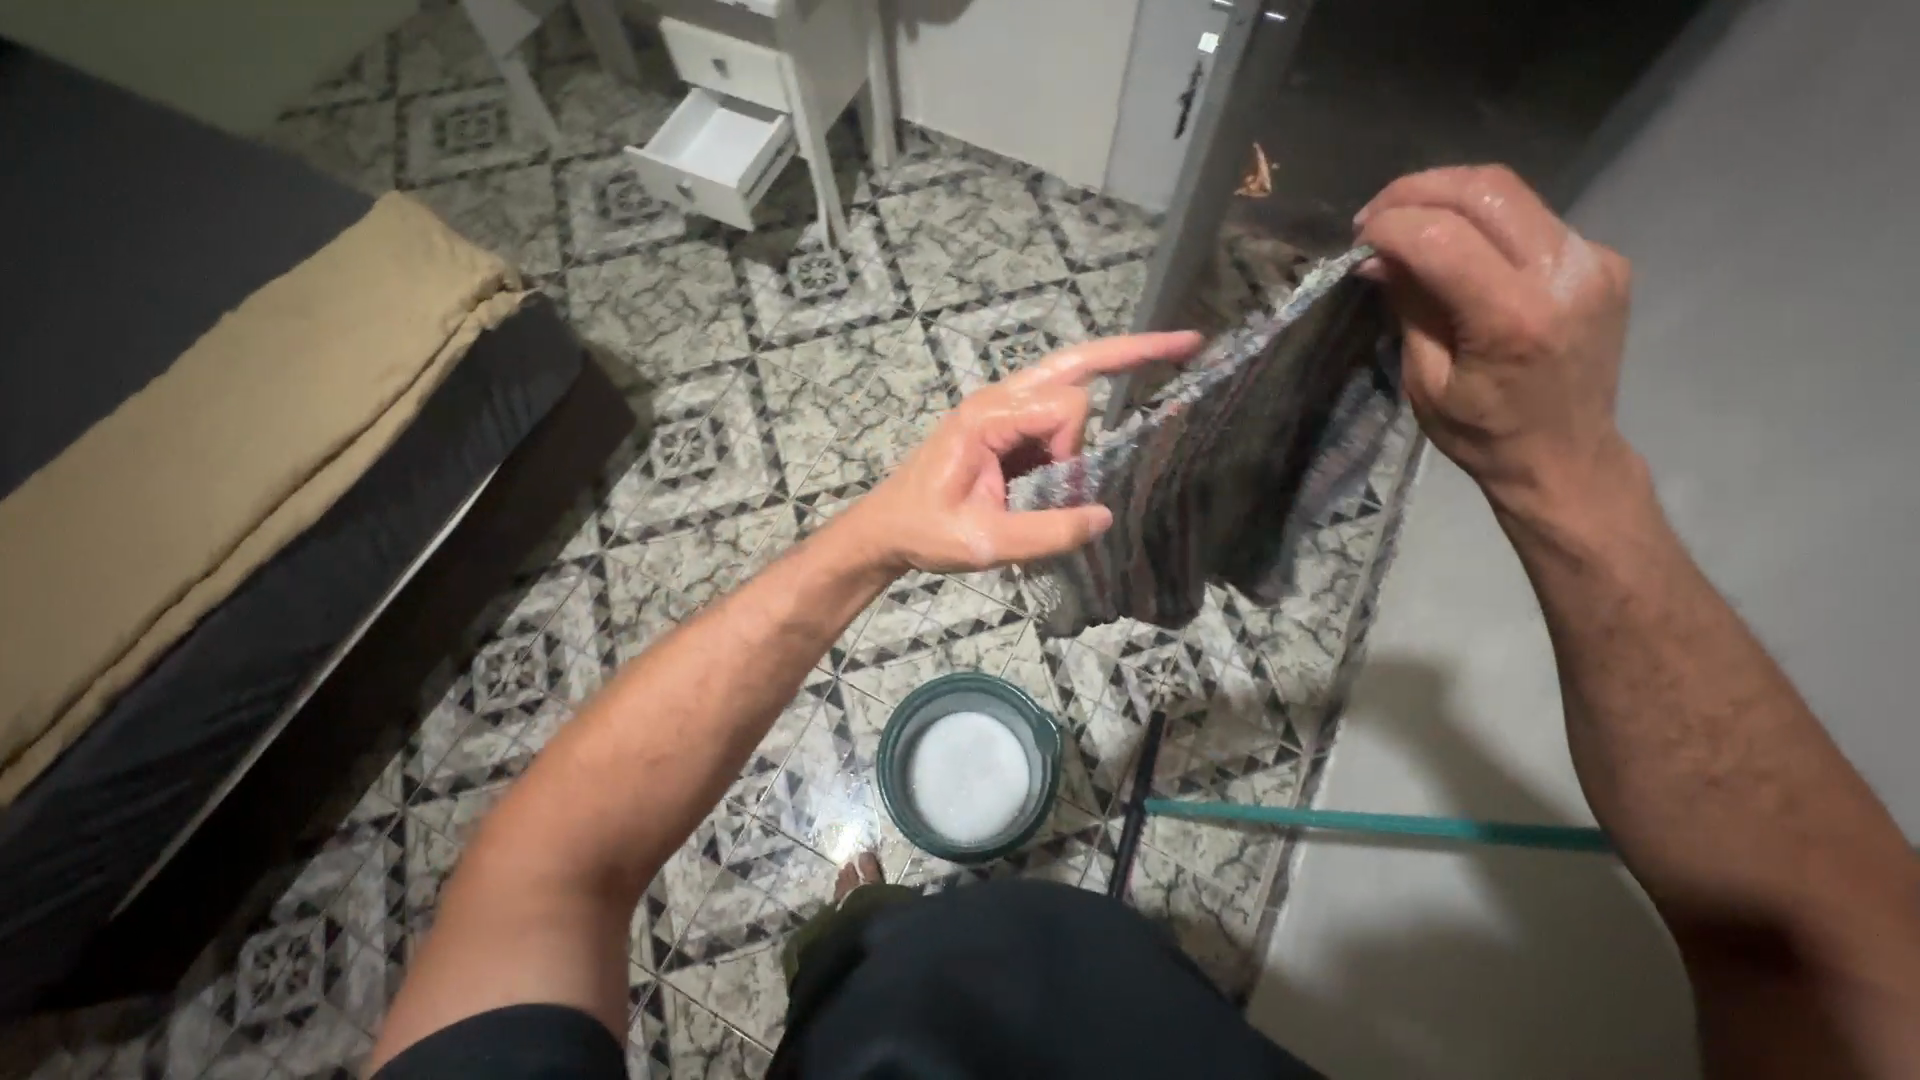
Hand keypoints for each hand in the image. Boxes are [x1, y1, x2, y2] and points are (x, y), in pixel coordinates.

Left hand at [840, 331, 1203, 574]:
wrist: (885, 530)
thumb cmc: (926, 531)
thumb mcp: (984, 543)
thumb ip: (1047, 534)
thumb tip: (1106, 517)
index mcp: (988, 417)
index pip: (1065, 405)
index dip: (1074, 449)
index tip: (1055, 486)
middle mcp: (997, 400)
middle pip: (1074, 361)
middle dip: (1131, 351)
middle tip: (1189, 341)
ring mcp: (1000, 409)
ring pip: (1068, 383)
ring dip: (1097, 406)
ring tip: (1113, 427)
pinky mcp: (1004, 426)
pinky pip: (1055, 410)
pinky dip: (1079, 428)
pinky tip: (1086, 450)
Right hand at [1355, 165, 1638, 527]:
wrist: (1566, 456)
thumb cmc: (1483, 433)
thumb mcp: (1424, 380)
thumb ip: (1409, 308)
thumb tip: (1378, 257)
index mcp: (1514, 319)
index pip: (1443, 237)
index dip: (1391, 225)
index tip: (1357, 240)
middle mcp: (1564, 276)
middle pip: (1486, 191)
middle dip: (1417, 191)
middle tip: (1374, 218)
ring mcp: (1593, 262)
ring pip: (1512, 193)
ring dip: (1448, 198)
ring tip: (1406, 223)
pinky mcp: (1603, 260)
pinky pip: (1532, 220)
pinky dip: (1482, 222)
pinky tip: (1456, 248)